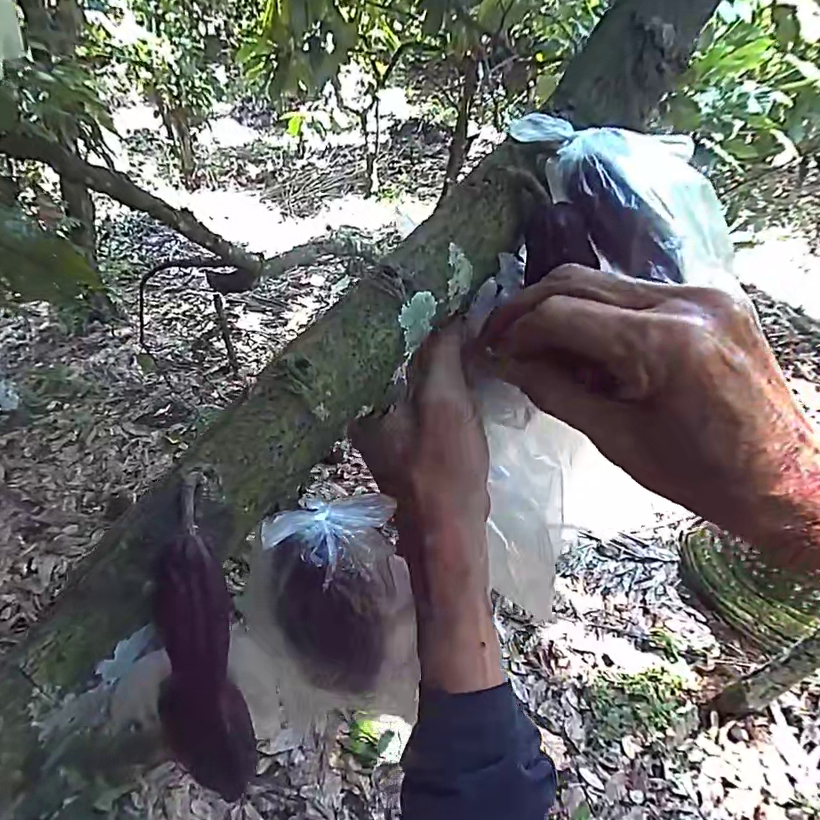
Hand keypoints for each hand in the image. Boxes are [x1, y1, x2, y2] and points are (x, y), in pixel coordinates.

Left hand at [355, 320, 501, 691]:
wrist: (449, 536)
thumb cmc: (444, 473)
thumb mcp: (447, 404)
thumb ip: (443, 355)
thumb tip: (448, 311)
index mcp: (362, 397)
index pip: (375, 334)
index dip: (405, 307)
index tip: (434, 282)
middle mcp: (363, 407)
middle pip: (389, 351)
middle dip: (420, 324)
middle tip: (452, 296)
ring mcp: (383, 423)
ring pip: (405, 371)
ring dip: (431, 347)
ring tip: (458, 318)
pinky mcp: (404, 436)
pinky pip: (417, 390)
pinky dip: (436, 373)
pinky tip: (457, 359)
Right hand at [478, 266, 819, 601]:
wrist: (788, 477)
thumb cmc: (702, 477)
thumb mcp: (617, 440)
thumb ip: (556, 391)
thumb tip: (508, 362)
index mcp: (663, 344)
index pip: (561, 313)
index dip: (516, 331)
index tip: (492, 352)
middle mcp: (685, 301)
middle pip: (579, 281)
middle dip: (531, 309)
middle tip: (503, 341)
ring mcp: (705, 292)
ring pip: (607, 282)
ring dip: (565, 311)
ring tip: (545, 353)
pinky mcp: (714, 298)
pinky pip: (638, 294)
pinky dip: (603, 315)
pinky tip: (592, 351)